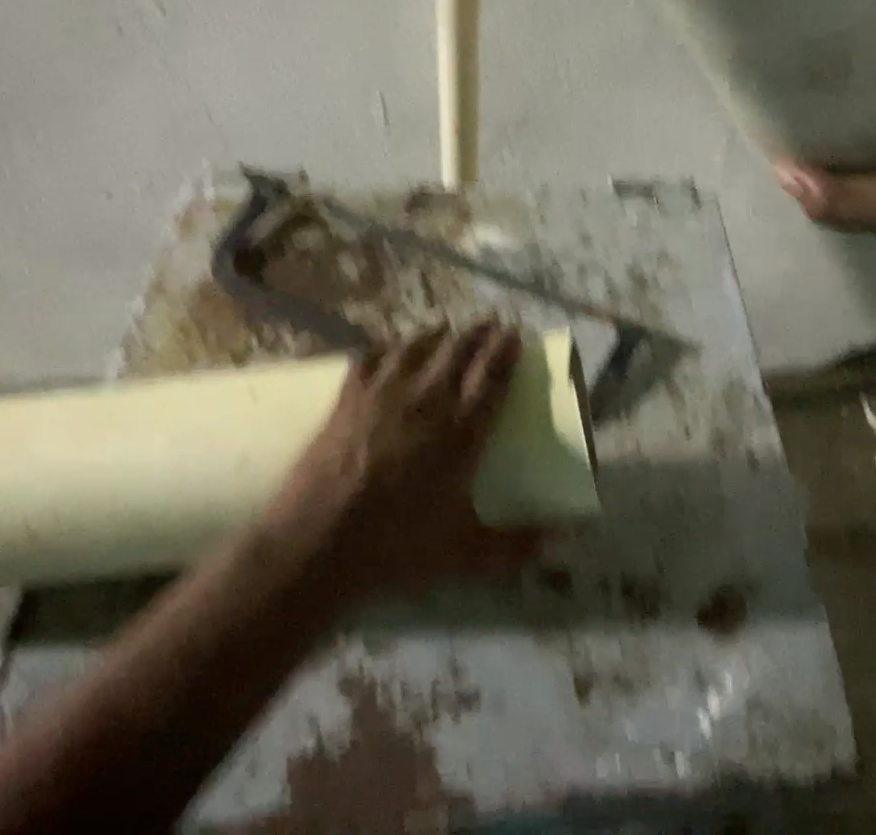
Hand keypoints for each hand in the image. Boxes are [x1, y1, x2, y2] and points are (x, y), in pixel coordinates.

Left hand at [296, 320, 542, 599]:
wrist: (316, 544)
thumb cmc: (395, 548)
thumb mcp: (464, 554)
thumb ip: (515, 548)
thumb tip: (559, 542)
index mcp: (461, 434)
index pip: (491, 379)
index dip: (506, 351)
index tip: (515, 332)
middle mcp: (426, 403)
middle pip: (457, 353)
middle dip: (478, 333)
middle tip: (490, 321)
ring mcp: (382, 396)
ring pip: (416, 347)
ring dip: (436, 334)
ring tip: (446, 327)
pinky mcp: (347, 400)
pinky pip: (371, 357)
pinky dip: (386, 346)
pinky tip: (390, 346)